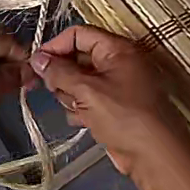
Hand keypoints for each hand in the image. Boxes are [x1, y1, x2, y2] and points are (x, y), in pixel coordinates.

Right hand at [31, 25, 189, 180]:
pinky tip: (83, 120)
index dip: (56, 45)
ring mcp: (117, 86)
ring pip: (80, 81)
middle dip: (63, 74)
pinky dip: (82, 109)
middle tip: (56, 90)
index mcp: (117, 49)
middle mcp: (118, 63)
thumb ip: (60, 72)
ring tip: (76, 107)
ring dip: (71, 95)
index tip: (36, 62)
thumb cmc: (124, 117)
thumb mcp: (87, 91)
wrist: (153, 155)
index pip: (79, 34)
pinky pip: (89, 100)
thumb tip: (38, 59)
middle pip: (78, 57)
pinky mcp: (114, 107)